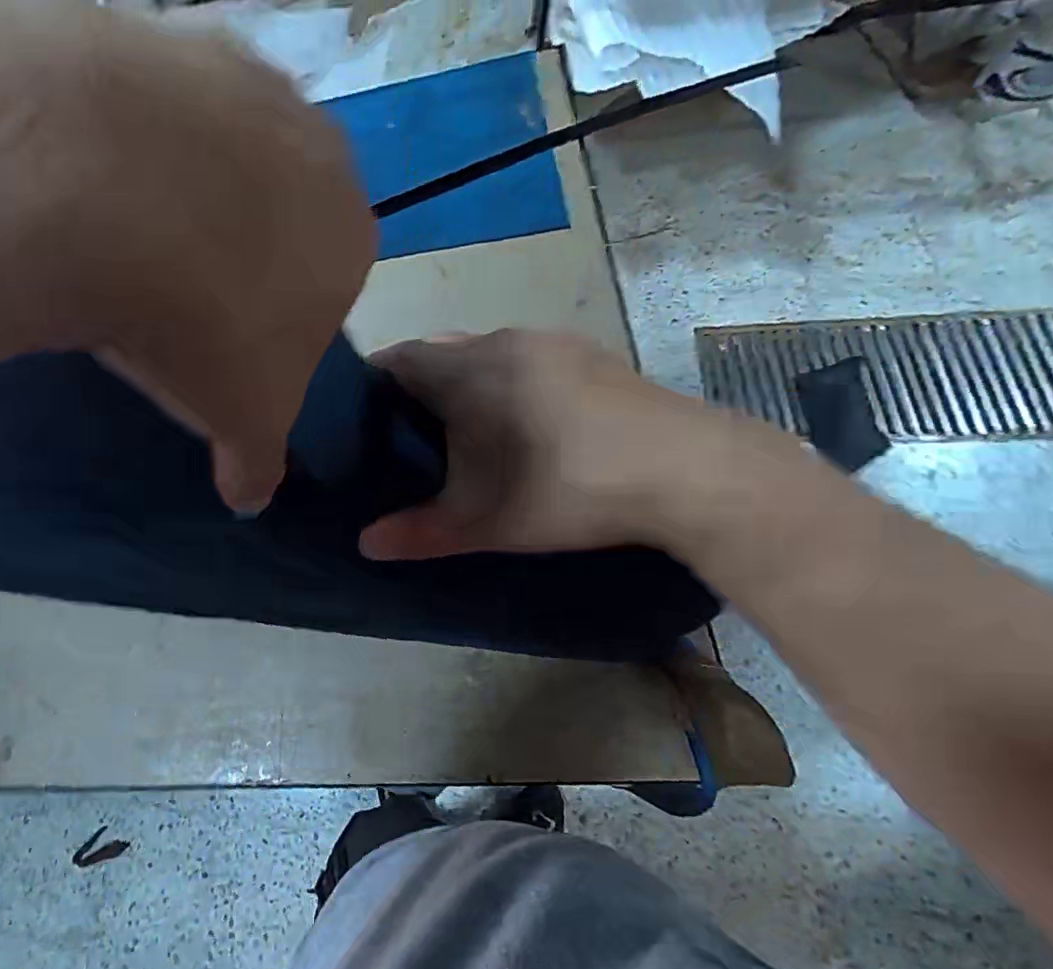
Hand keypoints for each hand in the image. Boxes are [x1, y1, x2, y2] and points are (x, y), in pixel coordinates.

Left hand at [64, 12, 376, 511]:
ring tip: (118, 239)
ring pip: (217, 153)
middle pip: (276, 214)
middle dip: (235, 255)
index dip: (279, 321)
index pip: (325, 284)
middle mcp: (316, 147)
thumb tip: (249, 500)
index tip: (226, 345)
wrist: (109, 192)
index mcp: (351, 236)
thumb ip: (258, 463)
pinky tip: (86, 178)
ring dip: (181, 193)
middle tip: (170, 297)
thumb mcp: (244, 419)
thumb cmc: (209, 323)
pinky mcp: (167, 33)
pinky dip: (128, 140)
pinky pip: (153, 105)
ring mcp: (245, 77)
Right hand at [359, 330, 811, 560]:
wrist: (687, 472)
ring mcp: (556, 342)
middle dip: (419, 388)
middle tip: (412, 438)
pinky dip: (510, 384)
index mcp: (469, 368)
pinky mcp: (593, 355)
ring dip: (468, 385)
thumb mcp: (485, 523)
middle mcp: (506, 339)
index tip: (365, 423)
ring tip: (468, 434)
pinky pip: (529, 359)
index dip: (373, 387)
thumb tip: (365, 545)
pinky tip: (528, 427)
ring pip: (488, 353)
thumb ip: (418, 532)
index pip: (398, 358)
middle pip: (440, 351)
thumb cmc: (567, 491)